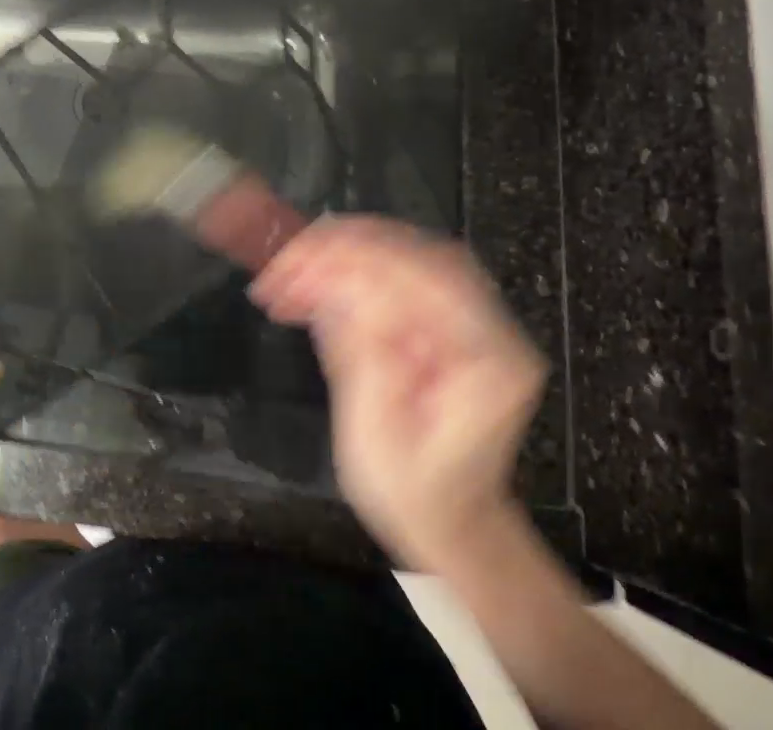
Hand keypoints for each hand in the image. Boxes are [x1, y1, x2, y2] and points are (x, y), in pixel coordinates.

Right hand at [247, 216, 543, 573]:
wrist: (449, 524)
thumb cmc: (414, 493)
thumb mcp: (377, 431)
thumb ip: (361, 354)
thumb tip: (335, 292)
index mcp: (483, 359)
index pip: (420, 281)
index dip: (352, 262)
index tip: (296, 262)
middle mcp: (486, 333)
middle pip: (419, 257)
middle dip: (345, 247)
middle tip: (286, 257)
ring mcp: (468, 329)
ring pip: (408, 262)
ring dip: (344, 257)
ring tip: (289, 270)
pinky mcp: (442, 331)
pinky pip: (399, 284)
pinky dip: (351, 277)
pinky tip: (313, 288)